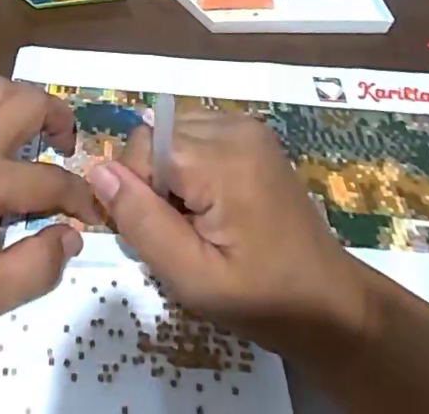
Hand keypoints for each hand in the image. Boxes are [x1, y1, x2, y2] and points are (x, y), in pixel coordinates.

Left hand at [0, 78, 97, 341]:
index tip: (94, 214)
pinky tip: (1, 133)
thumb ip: (38, 266)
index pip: (52, 180)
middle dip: (62, 119)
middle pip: (31, 102)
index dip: (81, 198)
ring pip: (2, 87)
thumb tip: (72, 235)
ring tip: (38, 134)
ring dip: (30, 102)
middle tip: (68, 149)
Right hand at [84, 109, 372, 364]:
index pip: (141, 147)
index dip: (137, 191)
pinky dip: (189, 162)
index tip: (161, 234)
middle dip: (153, 180)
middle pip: (155, 135)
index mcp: (222, 159)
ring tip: (196, 217)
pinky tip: (211, 200)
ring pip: (171, 132)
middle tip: (180, 231)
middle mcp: (234, 127)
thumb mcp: (191, 277)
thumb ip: (141, 220)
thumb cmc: (261, 298)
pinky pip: (194, 132)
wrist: (329, 303)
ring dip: (169, 170)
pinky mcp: (252, 132)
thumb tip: (98, 170)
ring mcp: (246, 125)